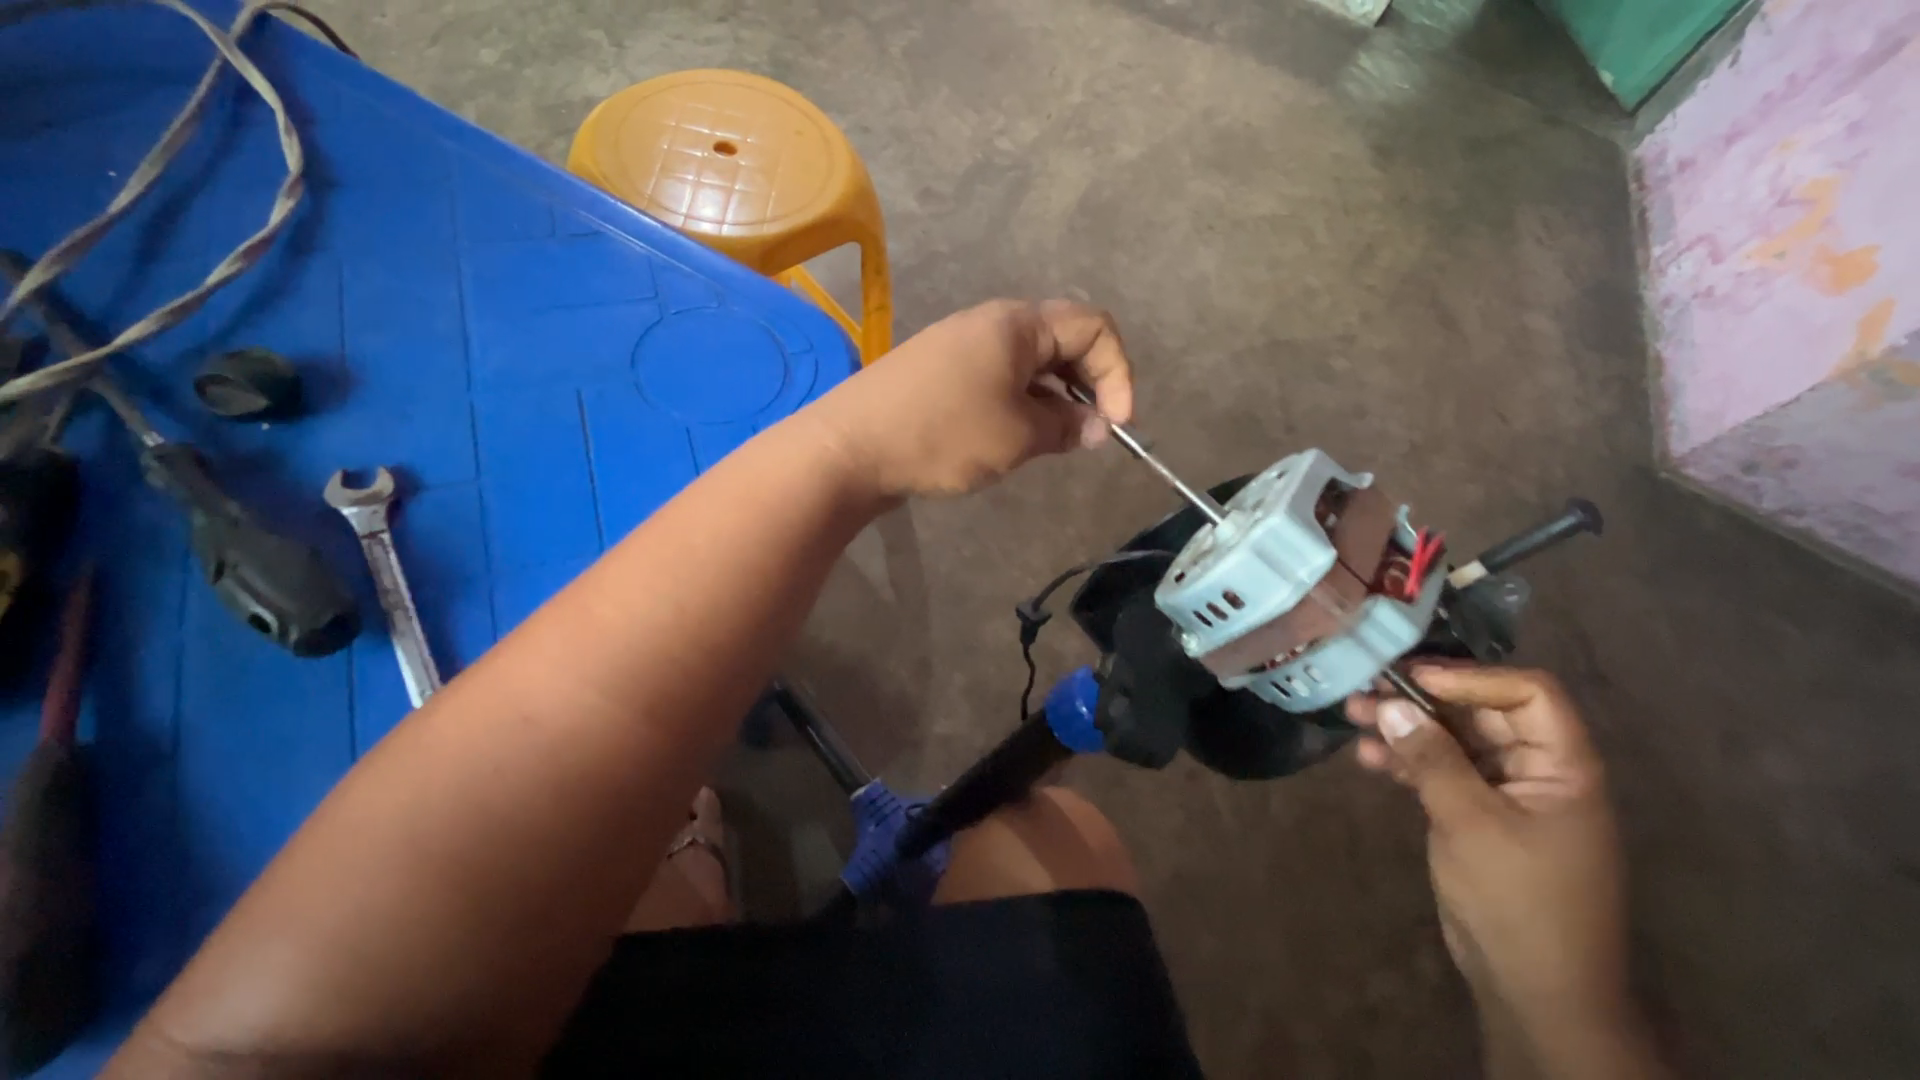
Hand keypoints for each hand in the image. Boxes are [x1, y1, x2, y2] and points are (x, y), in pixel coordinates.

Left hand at [810, 299, 1132, 498]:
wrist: (848, 448)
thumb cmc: (942, 435)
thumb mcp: (1017, 435)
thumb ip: (1067, 427)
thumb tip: (1097, 427)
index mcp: (1017, 324)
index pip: (1094, 328)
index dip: (1118, 373)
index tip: (1116, 425)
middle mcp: (991, 323)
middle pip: (1063, 340)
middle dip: (1088, 385)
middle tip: (1088, 434)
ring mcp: (961, 346)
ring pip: (1030, 363)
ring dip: (1054, 398)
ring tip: (1052, 441)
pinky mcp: (940, 372)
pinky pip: (999, 378)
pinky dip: (1021, 402)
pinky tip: (1013, 438)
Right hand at [1348, 667, 1647, 1065]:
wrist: (1535, 989)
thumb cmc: (1518, 900)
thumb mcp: (1471, 823)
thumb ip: (1432, 759)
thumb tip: (1389, 703)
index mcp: (1563, 766)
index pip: (1527, 694)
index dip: (1471, 678)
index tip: (1412, 678)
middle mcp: (1538, 771)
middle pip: (1481, 714)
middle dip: (1423, 699)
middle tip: (1366, 688)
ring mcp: (1505, 795)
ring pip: (1454, 742)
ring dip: (1406, 729)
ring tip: (1351, 715)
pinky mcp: (1477, 818)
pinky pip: (1441, 774)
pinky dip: (1407, 764)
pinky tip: (1367, 759)